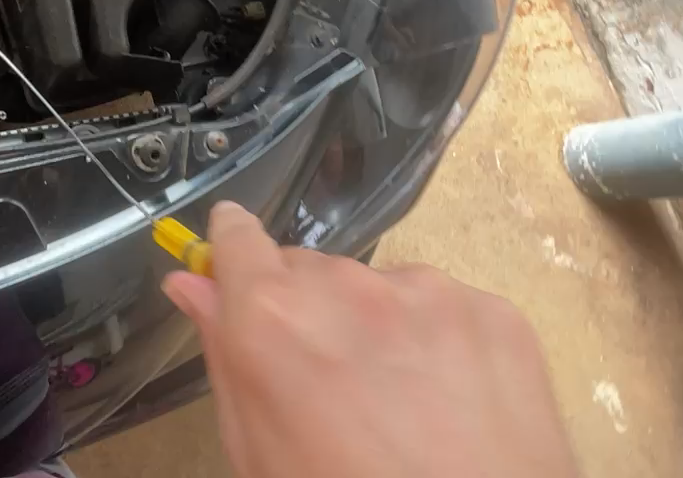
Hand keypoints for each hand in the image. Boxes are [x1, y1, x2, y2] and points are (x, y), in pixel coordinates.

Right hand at [163, 203, 576, 477]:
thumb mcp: (255, 450)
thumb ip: (220, 350)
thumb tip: (190, 282)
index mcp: (273, 315)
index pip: (235, 232)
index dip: (234, 249)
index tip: (240, 268)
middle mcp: (344, 284)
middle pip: (307, 269)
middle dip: (309, 310)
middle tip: (334, 384)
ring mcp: (426, 292)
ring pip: (376, 286)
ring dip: (375, 324)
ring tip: (403, 404)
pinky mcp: (493, 312)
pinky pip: (443, 306)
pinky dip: (439, 342)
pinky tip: (453, 405)